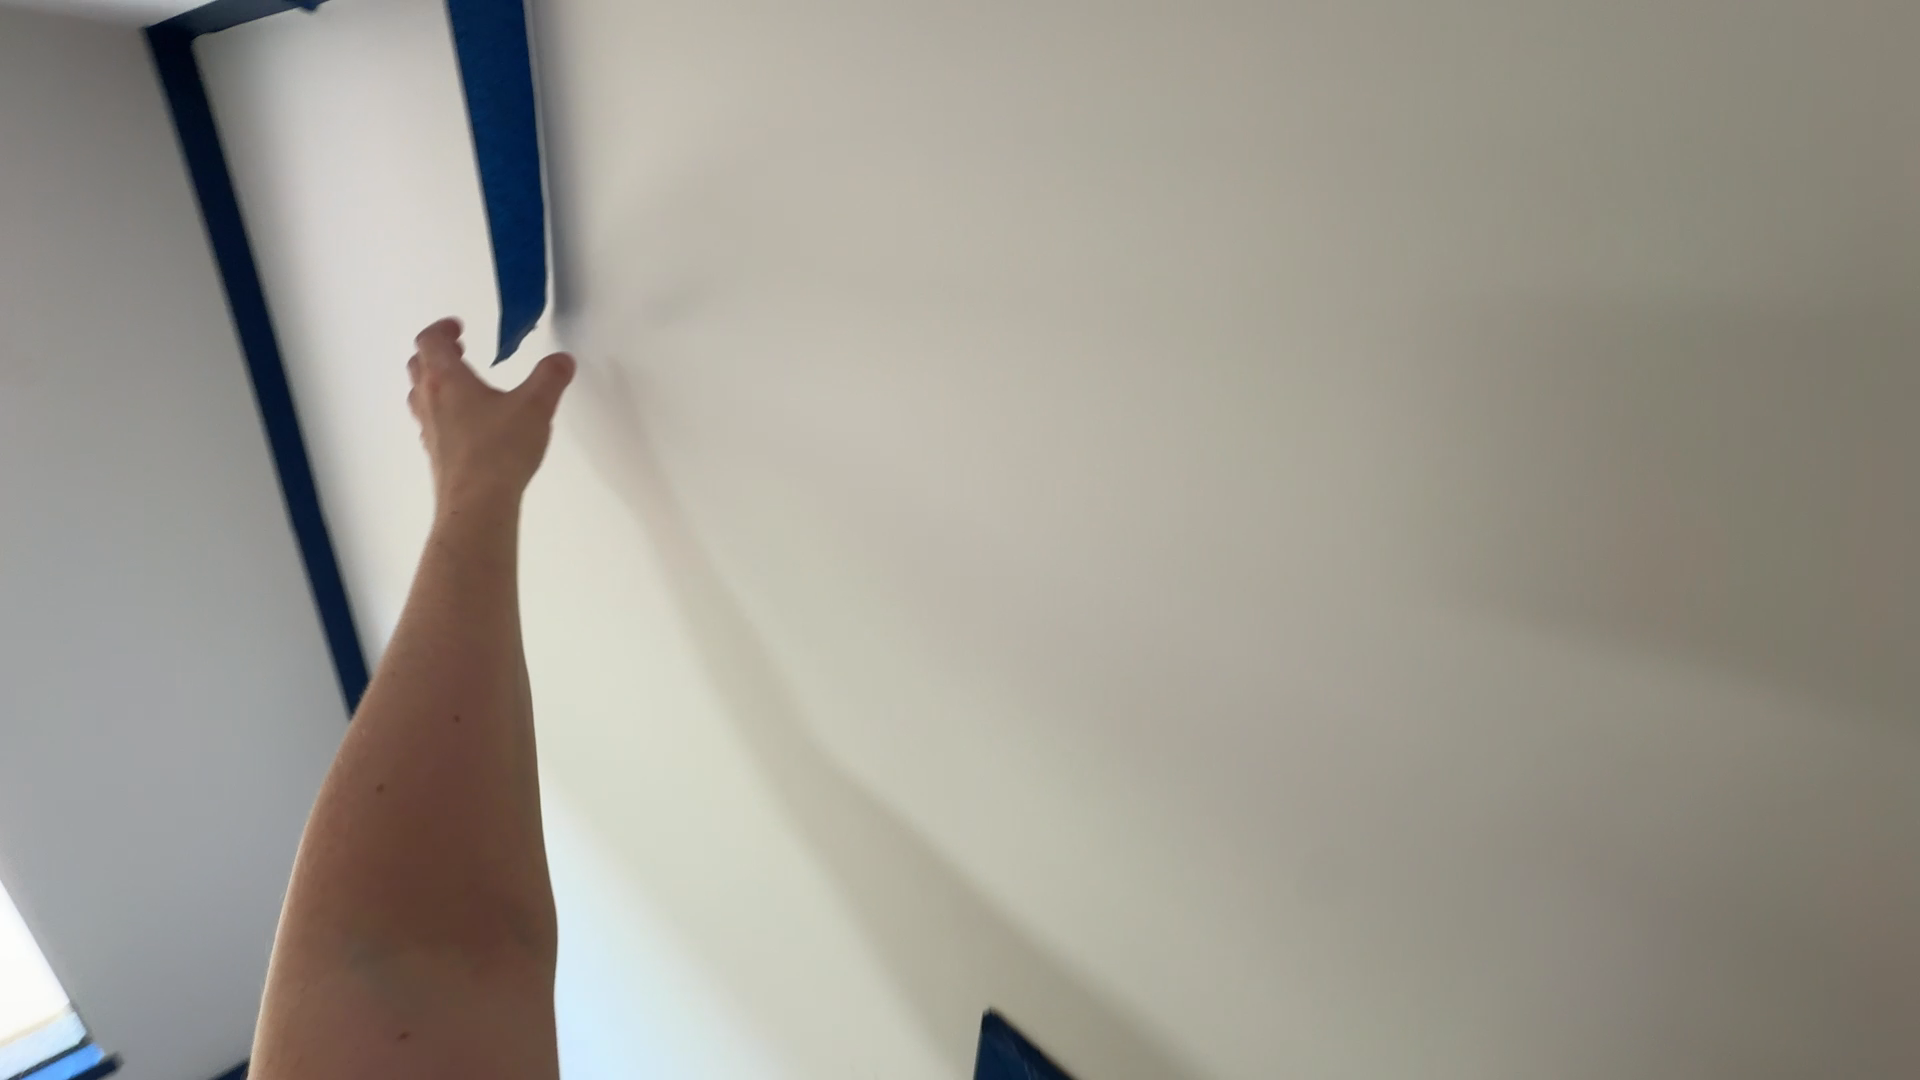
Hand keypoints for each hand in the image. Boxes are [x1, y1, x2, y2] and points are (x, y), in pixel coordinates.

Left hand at [407, 317, 574, 513]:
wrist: (478, 501)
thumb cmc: (501, 447)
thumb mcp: (536, 406)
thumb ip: (550, 379)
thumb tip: (562, 360)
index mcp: (448, 380)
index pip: (431, 342)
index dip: (442, 329)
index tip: (457, 326)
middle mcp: (430, 400)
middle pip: (419, 366)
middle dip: (436, 354)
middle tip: (458, 351)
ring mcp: (430, 429)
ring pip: (421, 395)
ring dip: (435, 382)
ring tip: (460, 385)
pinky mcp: (437, 453)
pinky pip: (433, 422)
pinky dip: (444, 412)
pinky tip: (469, 424)